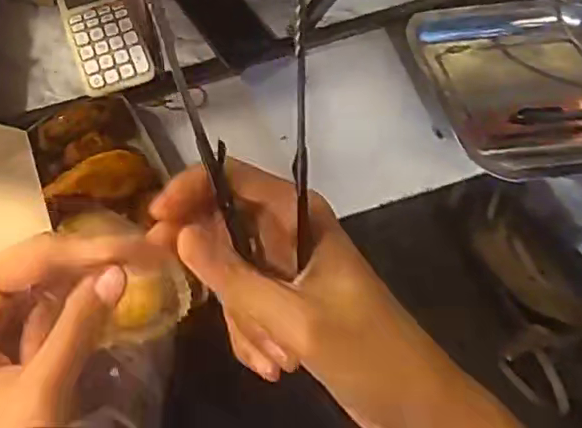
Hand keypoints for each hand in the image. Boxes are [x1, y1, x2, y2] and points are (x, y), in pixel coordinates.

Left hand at [0, 231, 163, 427]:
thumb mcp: (37, 394)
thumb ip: (77, 329)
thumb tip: (118, 272)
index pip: (40, 254)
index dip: (94, 247)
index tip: (143, 247)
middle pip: (43, 263)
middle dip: (93, 260)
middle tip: (146, 255)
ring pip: (46, 287)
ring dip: (88, 281)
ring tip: (136, 267)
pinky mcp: (0, 344)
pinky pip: (42, 315)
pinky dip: (74, 312)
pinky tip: (106, 300)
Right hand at [148, 160, 517, 427]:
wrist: (426, 418)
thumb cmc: (371, 357)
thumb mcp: (297, 320)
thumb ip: (234, 278)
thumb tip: (178, 234)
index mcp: (297, 213)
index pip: (229, 177)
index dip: (188, 188)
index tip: (155, 219)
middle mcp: (287, 229)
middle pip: (221, 223)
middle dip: (212, 268)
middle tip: (181, 287)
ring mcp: (285, 265)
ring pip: (229, 269)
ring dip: (240, 315)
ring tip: (272, 354)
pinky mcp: (286, 299)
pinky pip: (244, 302)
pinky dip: (250, 333)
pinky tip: (275, 366)